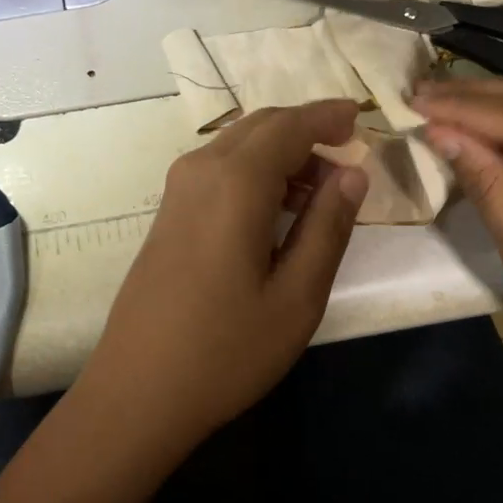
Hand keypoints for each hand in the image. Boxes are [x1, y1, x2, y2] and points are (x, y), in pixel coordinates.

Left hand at [0, 102, 368, 502]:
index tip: (361, 120)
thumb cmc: (227, 348)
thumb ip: (327, 226)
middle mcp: (202, 168)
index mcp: (235, 181)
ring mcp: (179, 186)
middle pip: (261, 125)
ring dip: (282, 150)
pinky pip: (221, 165)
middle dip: (307, 130)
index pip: (289, 126)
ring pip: (239, 143)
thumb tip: (352, 173)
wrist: (140, 385)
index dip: (327, 116)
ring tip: (324, 188)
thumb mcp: (297, 296)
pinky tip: (280, 205)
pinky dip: (257, 168)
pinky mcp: (170, 208)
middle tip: (349, 154)